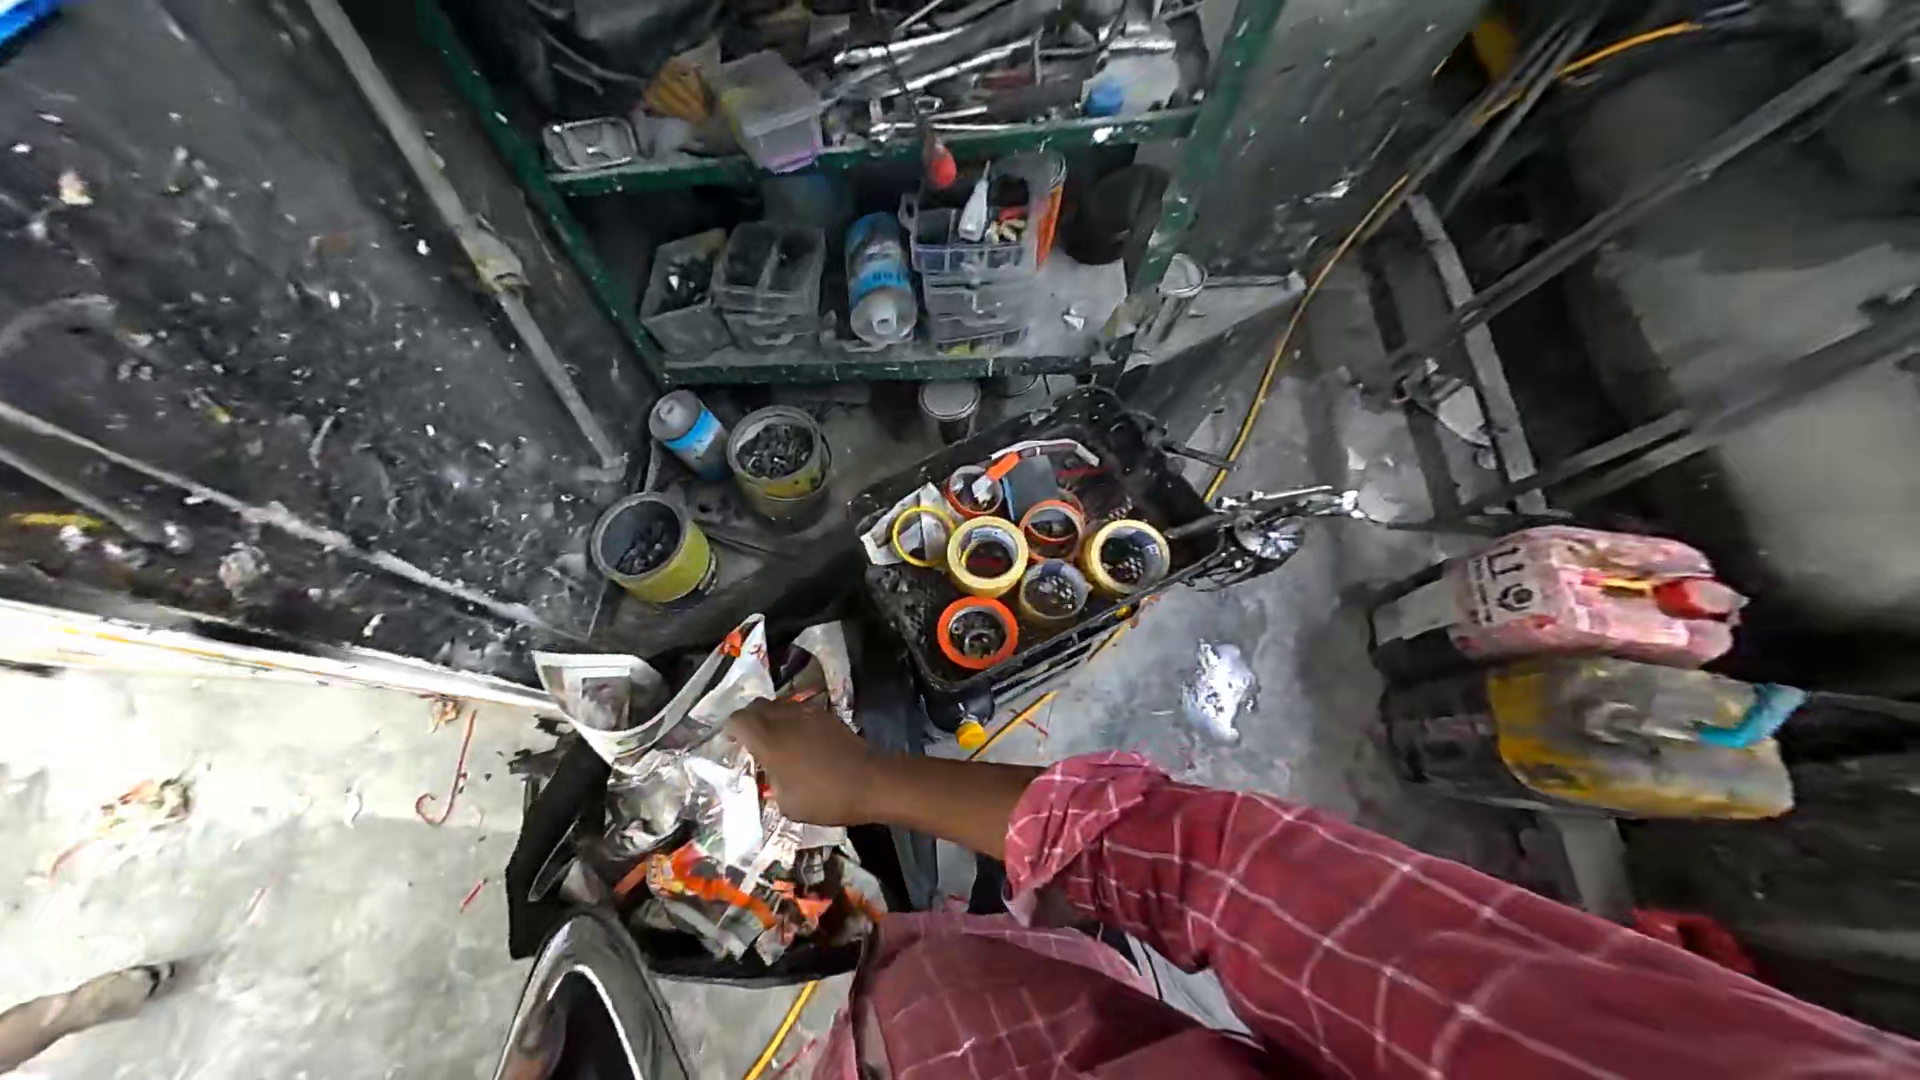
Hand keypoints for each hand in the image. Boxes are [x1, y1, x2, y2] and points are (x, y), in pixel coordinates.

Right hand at [725, 696, 877, 825]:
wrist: (869, 781)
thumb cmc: (825, 798)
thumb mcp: (786, 803)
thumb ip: (771, 781)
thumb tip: (770, 771)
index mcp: (771, 741)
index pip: (739, 720)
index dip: (730, 728)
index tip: (731, 742)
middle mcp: (786, 720)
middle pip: (757, 705)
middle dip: (748, 718)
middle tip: (748, 738)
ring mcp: (809, 714)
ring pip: (779, 704)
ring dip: (770, 716)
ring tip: (772, 738)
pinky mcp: (826, 715)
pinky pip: (799, 709)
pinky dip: (790, 719)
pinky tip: (796, 738)